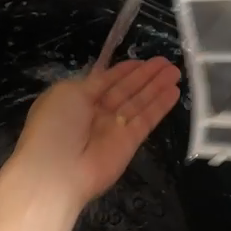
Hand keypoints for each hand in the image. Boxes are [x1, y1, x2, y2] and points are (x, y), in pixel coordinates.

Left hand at [5, 57, 181, 212]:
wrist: (56, 171)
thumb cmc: (55, 125)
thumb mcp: (66, 92)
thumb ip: (92, 84)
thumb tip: (106, 78)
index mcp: (77, 99)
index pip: (106, 80)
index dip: (124, 70)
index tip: (142, 60)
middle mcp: (96, 113)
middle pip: (126, 90)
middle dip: (145, 75)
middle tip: (166, 62)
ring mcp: (114, 129)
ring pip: (139, 102)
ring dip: (157, 86)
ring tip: (175, 71)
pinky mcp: (130, 143)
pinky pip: (147, 119)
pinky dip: (160, 106)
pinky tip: (174, 91)